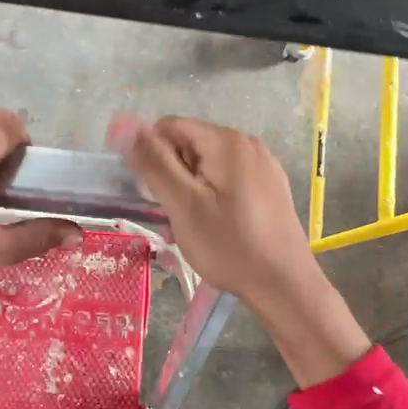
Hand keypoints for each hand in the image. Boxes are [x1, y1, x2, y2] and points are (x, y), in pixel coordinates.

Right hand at [123, 116, 368, 386]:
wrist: (284, 285)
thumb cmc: (229, 245)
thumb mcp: (183, 204)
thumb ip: (153, 162)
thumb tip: (123, 123)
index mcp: (226, 141)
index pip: (168, 127)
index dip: (149, 154)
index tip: (149, 192)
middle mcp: (247, 143)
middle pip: (189, 145)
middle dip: (171, 176)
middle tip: (171, 217)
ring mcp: (263, 166)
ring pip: (207, 166)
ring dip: (188, 191)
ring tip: (190, 228)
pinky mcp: (270, 188)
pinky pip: (227, 181)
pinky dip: (211, 198)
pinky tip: (214, 228)